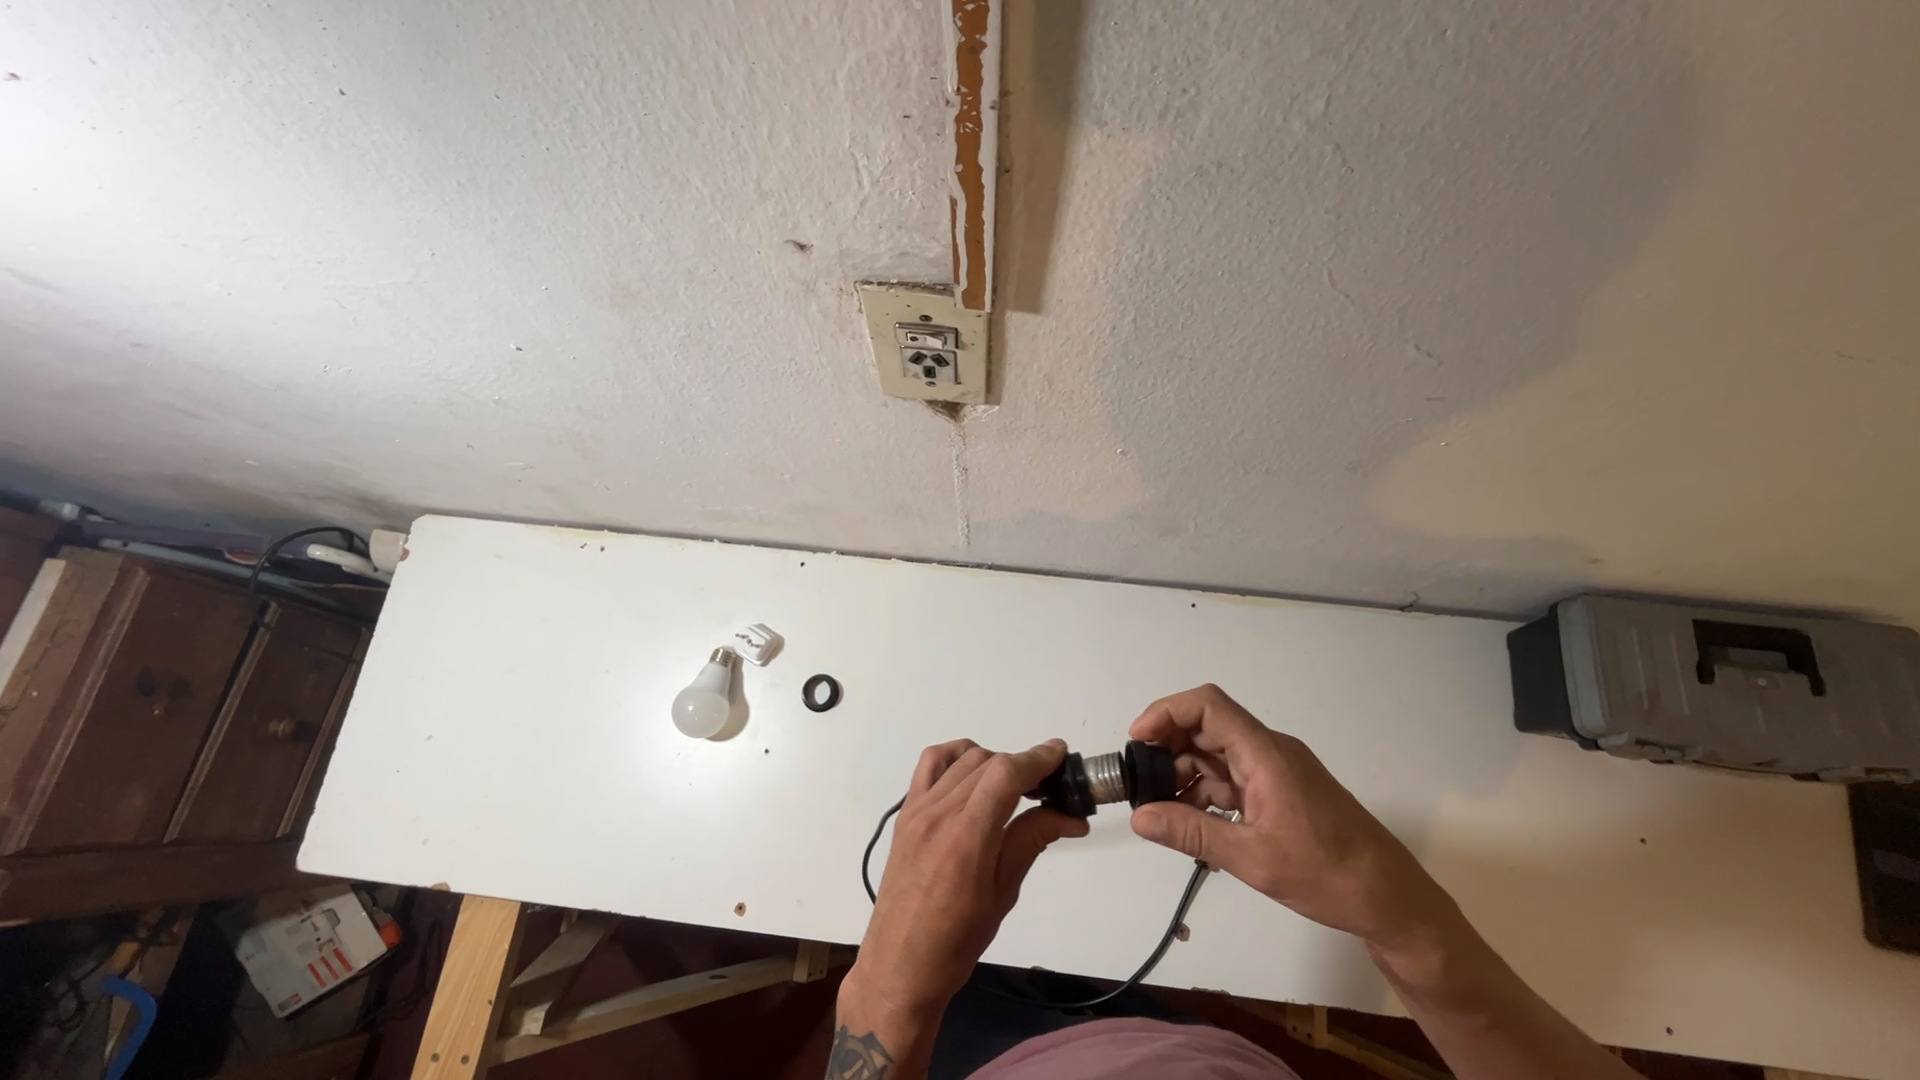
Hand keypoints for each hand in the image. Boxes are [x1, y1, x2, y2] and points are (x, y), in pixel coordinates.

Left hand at [849, 738, 1088, 1022]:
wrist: (900, 965)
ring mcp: (917, 810)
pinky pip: (929, 764)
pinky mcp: (905, 813)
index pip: (1005, 774)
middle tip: (1049, 786)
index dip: (1037, 758)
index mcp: (967, 838)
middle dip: (1023, 764)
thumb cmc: (957, 941)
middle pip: (987, 761)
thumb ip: (1032, 841)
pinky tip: (974, 774)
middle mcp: (938, 814)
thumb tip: (1071, 815)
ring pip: (961, 758)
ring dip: (994, 760)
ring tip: (1014, 785)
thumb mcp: (1003, 893)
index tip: (1062, 755)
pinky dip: (956, 756)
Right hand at [1128, 685, 1456, 951]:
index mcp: (1266, 754)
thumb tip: (1139, 817)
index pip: (1208, 705)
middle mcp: (1270, 751)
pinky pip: (1232, 779)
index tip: (1136, 742)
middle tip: (1140, 784)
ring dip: (1184, 776)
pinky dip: (1206, 794)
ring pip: (1217, 755)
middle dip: (1168, 749)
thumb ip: (1191, 833)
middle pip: (1207, 728)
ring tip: (1161, 812)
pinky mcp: (1280, 791)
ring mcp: (1276, 771)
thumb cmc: (1328, 874)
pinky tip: (1192, 824)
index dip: (1166, 713)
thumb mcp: (1252, 858)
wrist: (1392, 900)